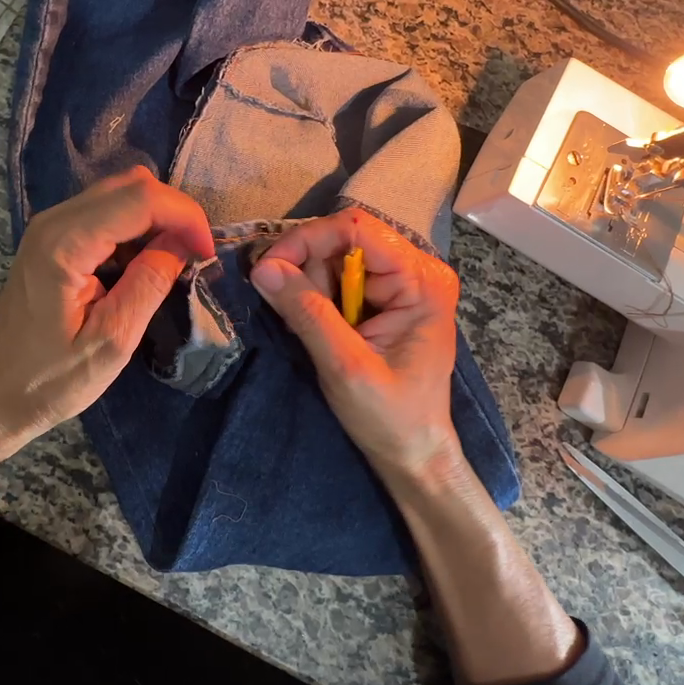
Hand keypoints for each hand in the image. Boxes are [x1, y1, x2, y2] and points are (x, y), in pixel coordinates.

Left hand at [0, 166, 214, 442]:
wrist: (0, 393)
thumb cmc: (53, 378)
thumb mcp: (113, 340)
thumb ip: (149, 283)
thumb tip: (183, 243)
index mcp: (64, 244)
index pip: (139, 198)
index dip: (183, 216)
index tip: (206, 252)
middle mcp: (53, 221)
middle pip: (130, 186)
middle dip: (173, 213)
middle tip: (193, 255)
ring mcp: (50, 225)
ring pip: (120, 192)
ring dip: (156, 219)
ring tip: (172, 260)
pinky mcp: (53, 235)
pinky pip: (105, 210)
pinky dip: (135, 226)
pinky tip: (141, 263)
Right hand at [249, 209, 468, 484]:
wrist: (415, 455)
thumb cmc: (391, 417)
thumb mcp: (344, 366)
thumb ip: (306, 313)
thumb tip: (262, 267)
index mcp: (421, 279)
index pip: (356, 229)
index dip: (306, 240)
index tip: (267, 269)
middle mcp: (416, 268)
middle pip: (342, 238)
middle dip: (307, 269)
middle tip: (292, 311)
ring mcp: (401, 280)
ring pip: (334, 255)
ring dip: (309, 285)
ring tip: (312, 329)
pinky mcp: (385, 294)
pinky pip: (337, 274)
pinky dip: (316, 295)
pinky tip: (320, 327)